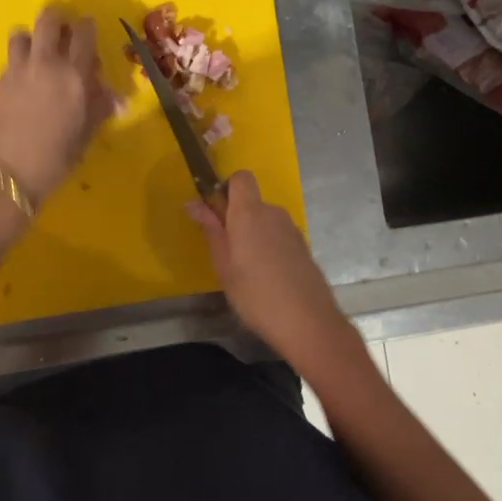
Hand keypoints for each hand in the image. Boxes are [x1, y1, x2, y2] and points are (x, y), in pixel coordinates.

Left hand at [0, 8, 115, 205]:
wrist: (8, 173)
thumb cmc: (55, 158)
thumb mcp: (85, 134)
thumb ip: (100, 108)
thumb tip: (117, 97)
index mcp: (75, 75)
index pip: (84, 32)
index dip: (87, 27)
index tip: (88, 35)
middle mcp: (46, 63)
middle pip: (49, 19)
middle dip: (58, 21)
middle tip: (63, 37)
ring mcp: (18, 69)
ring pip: (23, 32)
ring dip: (33, 38)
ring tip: (38, 55)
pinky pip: (11, 56)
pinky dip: (20, 59)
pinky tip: (24, 79)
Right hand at [188, 171, 356, 364]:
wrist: (308, 322)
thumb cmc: (255, 293)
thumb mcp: (223, 264)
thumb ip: (211, 229)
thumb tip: (193, 202)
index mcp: (250, 212)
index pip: (241, 177)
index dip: (226, 188)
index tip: (216, 213)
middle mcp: (273, 213)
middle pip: (252, 202)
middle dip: (237, 219)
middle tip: (226, 252)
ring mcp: (292, 230)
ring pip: (265, 221)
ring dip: (253, 236)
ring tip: (246, 271)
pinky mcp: (303, 247)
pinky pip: (279, 237)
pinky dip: (269, 248)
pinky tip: (268, 279)